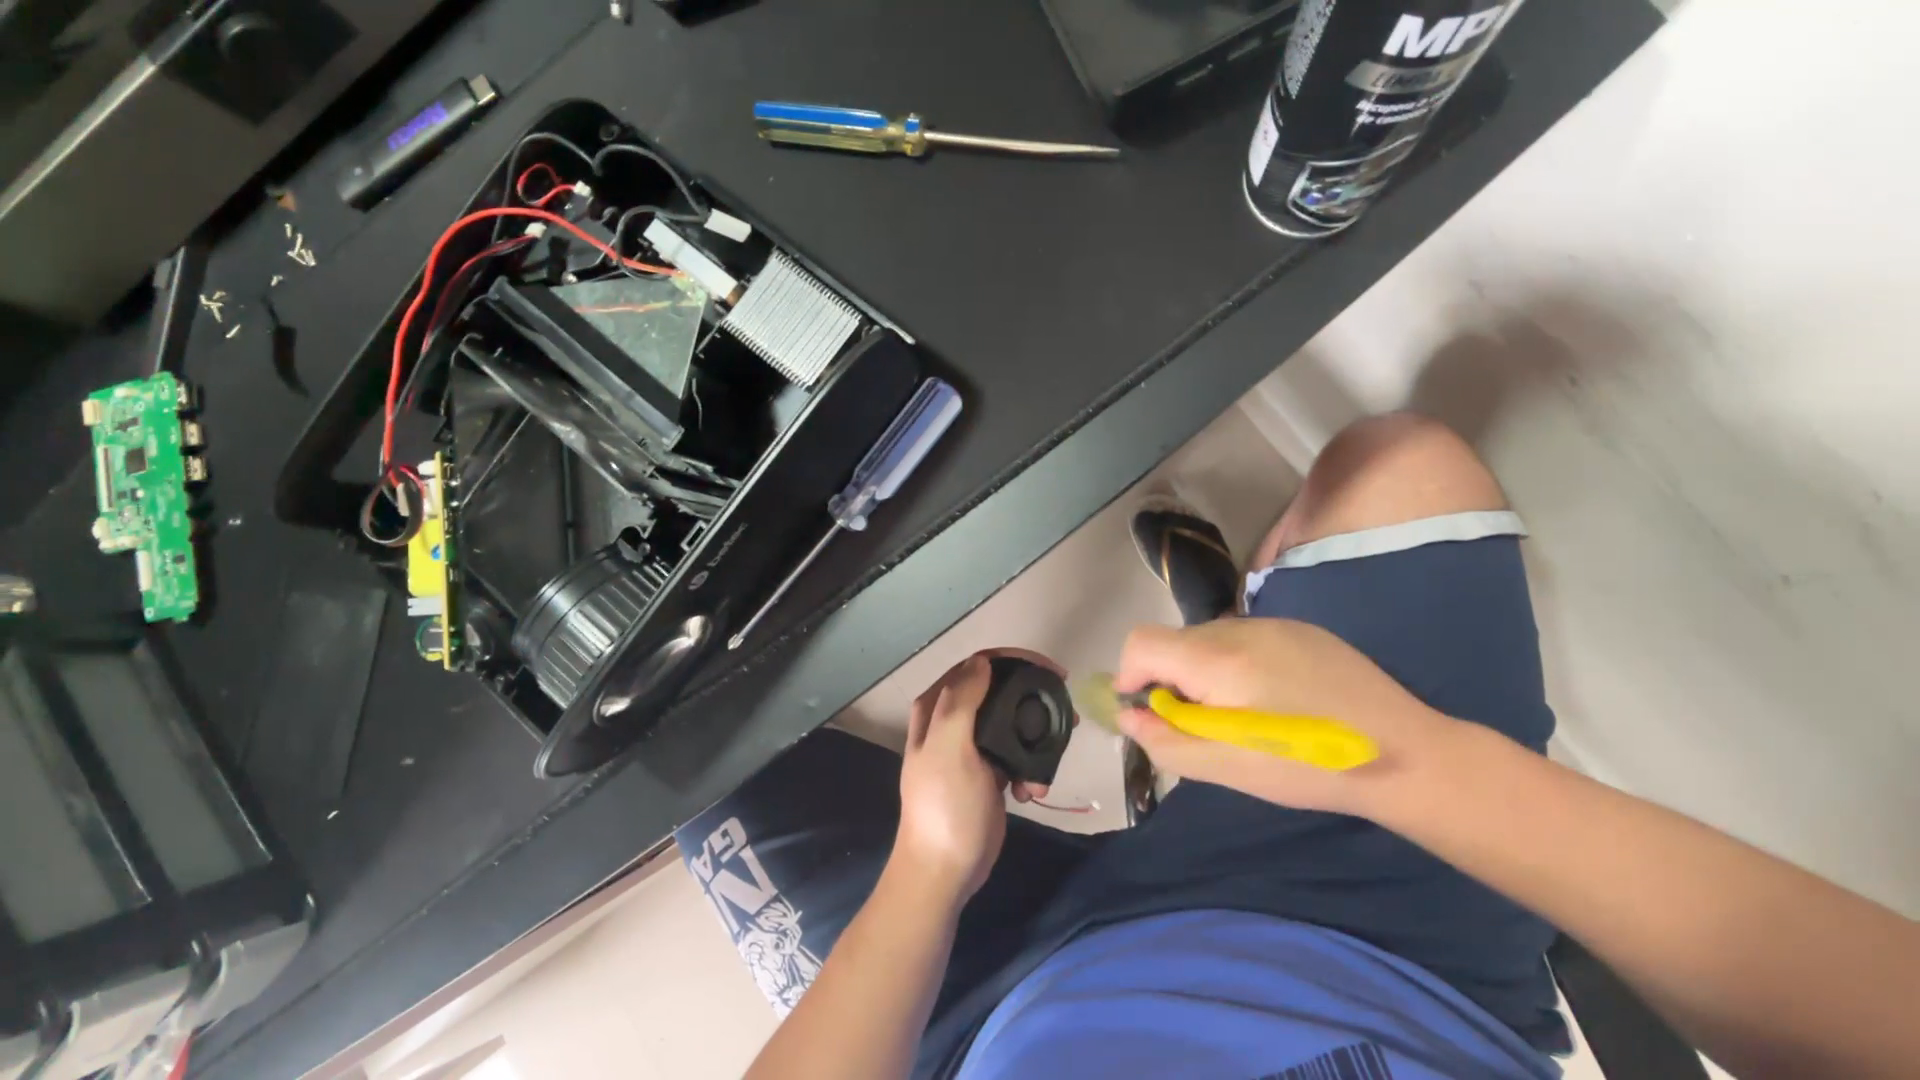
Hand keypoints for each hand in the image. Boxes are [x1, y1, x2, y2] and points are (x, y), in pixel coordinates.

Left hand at [892, 650, 1055, 900]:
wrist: (944, 870)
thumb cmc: (945, 806)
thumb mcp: (949, 748)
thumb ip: (962, 701)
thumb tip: (982, 661)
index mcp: (936, 708)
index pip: (977, 665)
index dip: (1015, 662)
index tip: (1052, 673)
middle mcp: (951, 722)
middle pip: (1000, 693)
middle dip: (1034, 701)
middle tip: (1066, 713)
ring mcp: (971, 749)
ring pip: (1012, 725)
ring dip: (1036, 741)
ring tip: (1050, 763)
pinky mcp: (988, 774)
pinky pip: (1016, 757)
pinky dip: (1030, 769)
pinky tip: (1032, 790)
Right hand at [1114, 618, 1459, 818]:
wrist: (1404, 754)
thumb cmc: (1305, 767)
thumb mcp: (1226, 767)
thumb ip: (1165, 739)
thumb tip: (1128, 715)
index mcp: (1217, 657)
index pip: (1142, 642)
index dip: (1131, 676)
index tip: (1152, 714)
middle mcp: (1241, 627)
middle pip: (1177, 642)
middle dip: (1174, 681)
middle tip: (1207, 727)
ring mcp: (1277, 624)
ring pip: (1213, 641)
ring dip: (1208, 674)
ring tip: (1247, 717)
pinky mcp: (1305, 632)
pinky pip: (1249, 641)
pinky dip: (1242, 666)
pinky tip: (1278, 701)